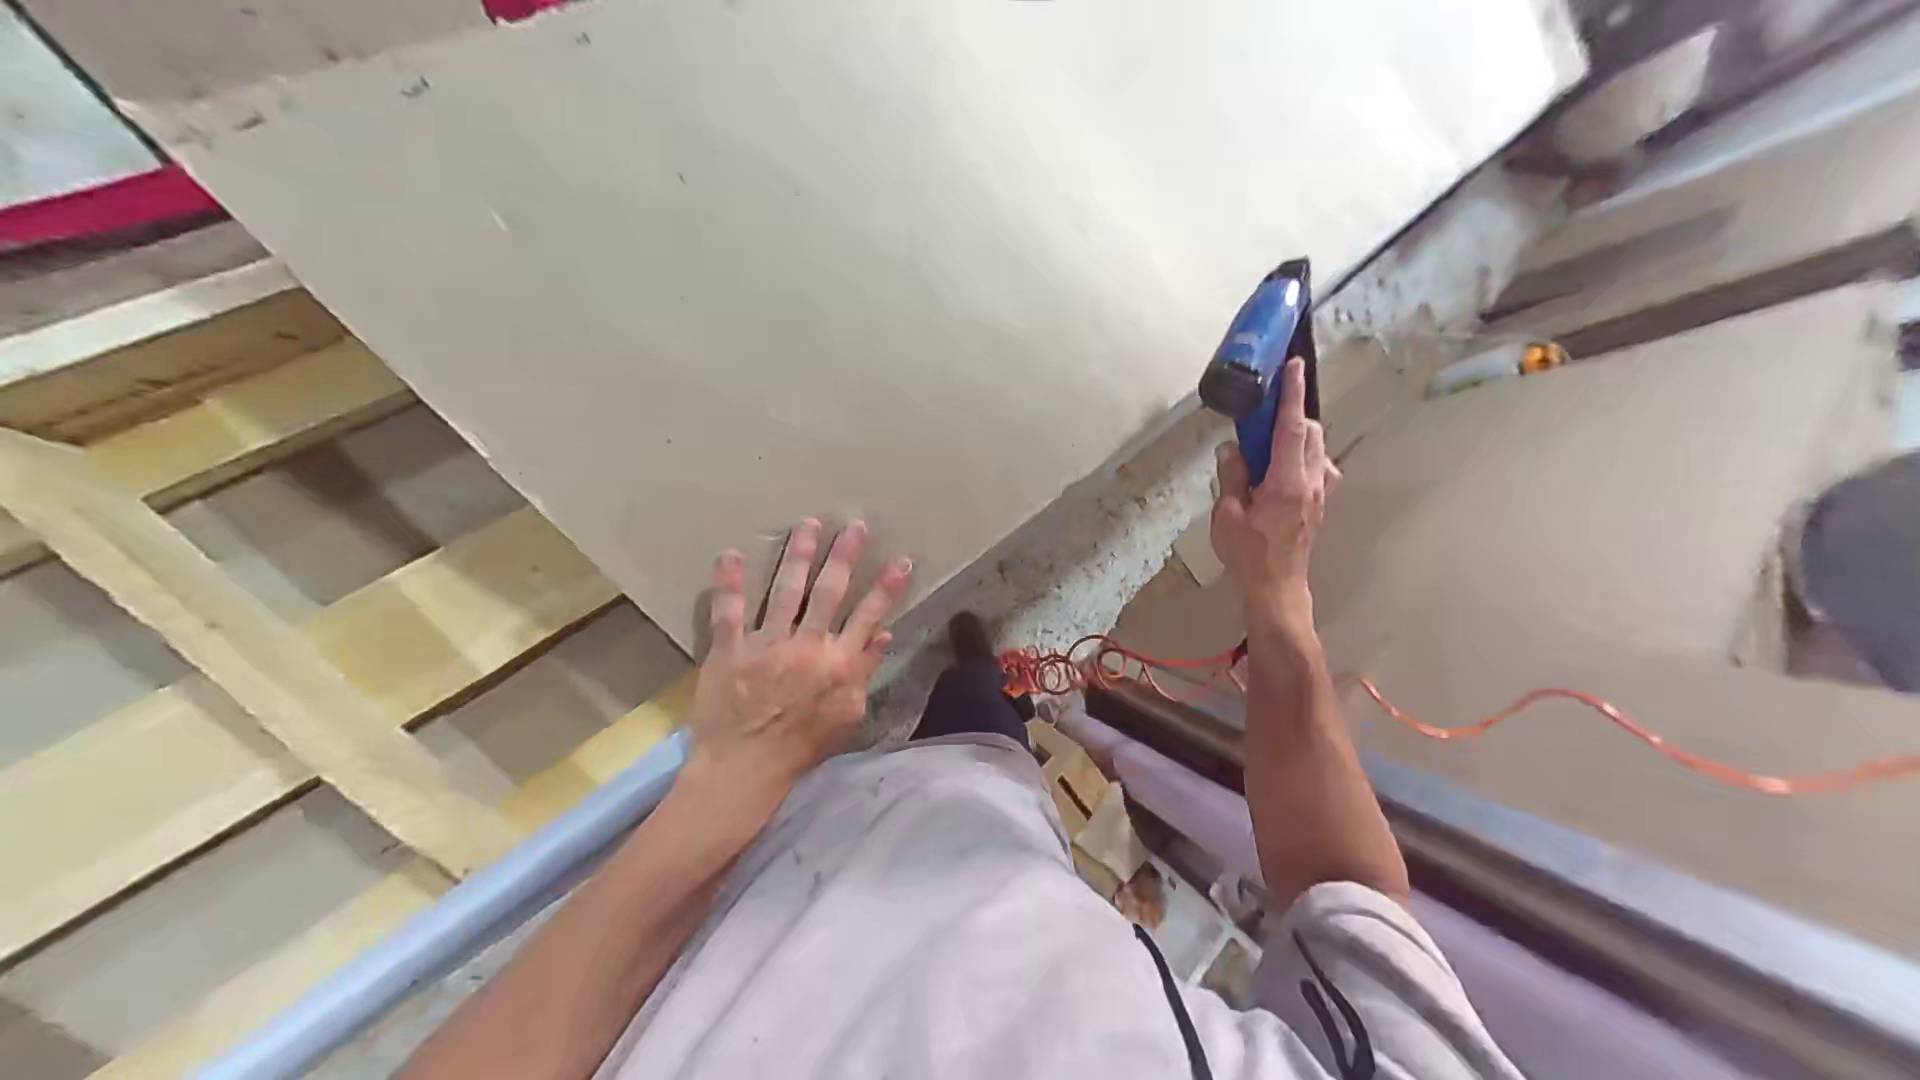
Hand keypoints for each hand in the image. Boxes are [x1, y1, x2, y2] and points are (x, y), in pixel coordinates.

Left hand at [687, 518, 912, 795]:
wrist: (745, 768)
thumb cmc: (802, 746)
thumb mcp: (848, 714)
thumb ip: (866, 671)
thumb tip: (884, 634)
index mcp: (838, 664)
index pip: (869, 616)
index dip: (887, 587)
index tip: (901, 559)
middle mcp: (807, 646)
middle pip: (829, 592)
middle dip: (844, 556)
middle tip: (854, 526)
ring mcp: (766, 644)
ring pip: (785, 591)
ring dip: (798, 556)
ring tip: (808, 525)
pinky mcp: (729, 650)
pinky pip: (728, 612)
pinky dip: (729, 583)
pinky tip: (730, 553)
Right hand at [1211, 357, 1339, 639]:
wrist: (1276, 585)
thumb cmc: (1248, 553)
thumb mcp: (1228, 514)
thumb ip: (1232, 476)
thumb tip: (1231, 447)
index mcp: (1287, 481)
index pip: (1292, 428)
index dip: (1292, 394)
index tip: (1294, 365)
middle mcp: (1312, 480)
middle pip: (1310, 431)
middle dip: (1291, 416)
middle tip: (1263, 419)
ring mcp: (1321, 491)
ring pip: (1317, 446)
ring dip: (1297, 436)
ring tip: (1269, 447)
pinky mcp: (1322, 500)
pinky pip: (1318, 464)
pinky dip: (1303, 455)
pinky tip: (1282, 470)